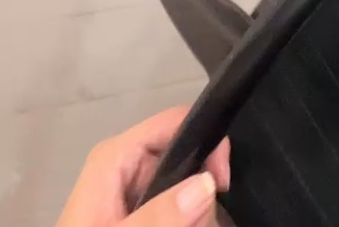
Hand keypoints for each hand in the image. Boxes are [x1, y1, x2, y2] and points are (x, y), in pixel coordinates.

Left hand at [56, 107, 231, 226]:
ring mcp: (134, 188)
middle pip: (187, 157)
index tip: (222, 184)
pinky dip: (185, 223)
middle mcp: (128, 163)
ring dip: (193, 219)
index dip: (206, 143)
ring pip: (187, 188)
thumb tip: (206, 183)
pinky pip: (176, 209)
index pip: (175, 122)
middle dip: (198, 198)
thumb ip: (158, 218)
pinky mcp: (140, 212)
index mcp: (116, 156)